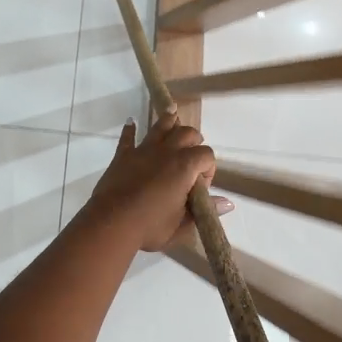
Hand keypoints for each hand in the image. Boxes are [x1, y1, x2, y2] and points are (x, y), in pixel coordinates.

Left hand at [85, 115, 227, 250]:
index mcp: (185, 167)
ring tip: (173, 114)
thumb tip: (228, 204)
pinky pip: (128, 137)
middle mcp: (167, 151)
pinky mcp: (123, 154)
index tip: (200, 187)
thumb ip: (205, 211)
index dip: (208, 169)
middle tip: (192, 153)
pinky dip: (130, 129)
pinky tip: (131, 122)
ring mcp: (143, 150)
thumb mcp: (182, 226)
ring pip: (160, 126)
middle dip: (193, 140)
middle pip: (186, 132)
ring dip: (168, 120)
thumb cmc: (151, 227)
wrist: (112, 222)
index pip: (207, 155)